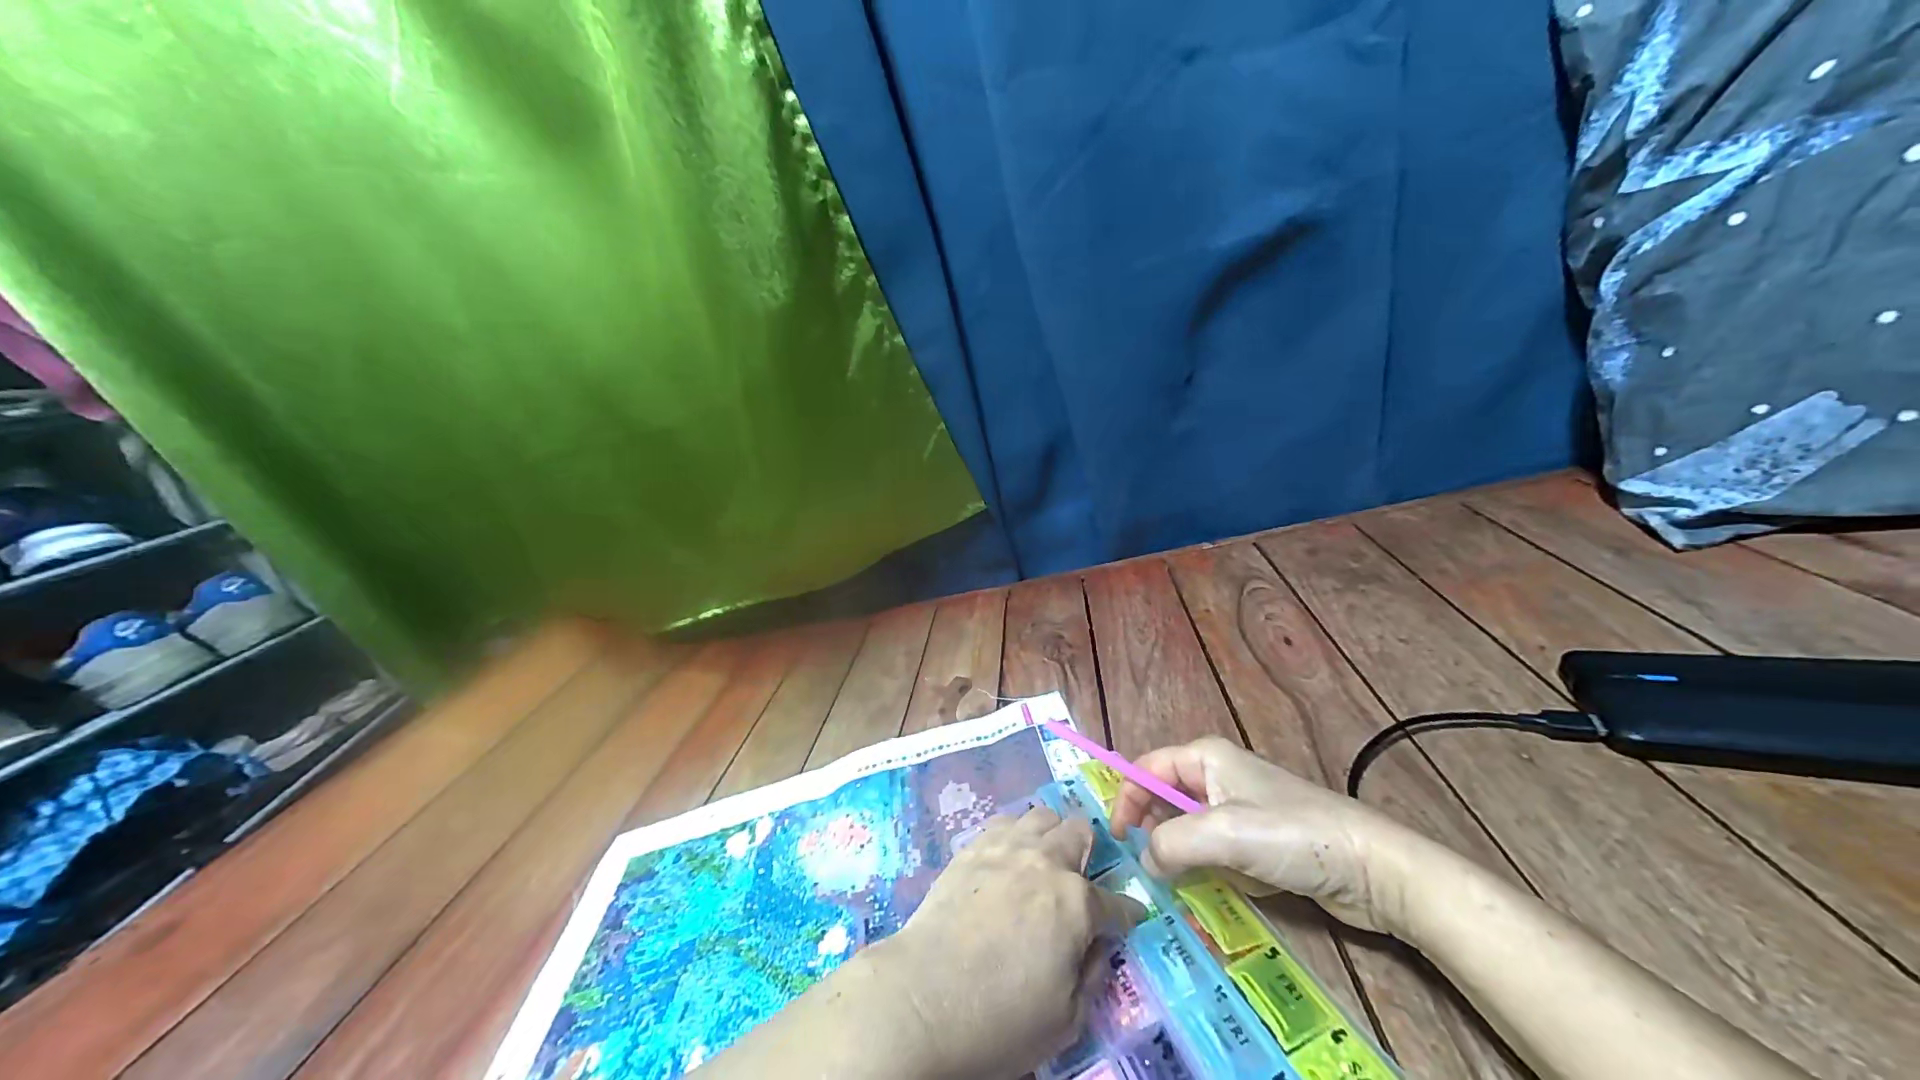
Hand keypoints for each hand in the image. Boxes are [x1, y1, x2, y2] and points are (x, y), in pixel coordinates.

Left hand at [867, 806, 1146, 1079]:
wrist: (925, 997)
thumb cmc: (1001, 1018)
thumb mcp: (1067, 1019)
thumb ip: (1091, 975)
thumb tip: (1095, 948)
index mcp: (1077, 903)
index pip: (1116, 904)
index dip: (1126, 915)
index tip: (1127, 920)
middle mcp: (1044, 862)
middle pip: (1079, 831)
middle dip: (1089, 852)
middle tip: (1080, 879)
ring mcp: (1004, 848)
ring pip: (1041, 815)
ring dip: (1051, 834)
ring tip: (1044, 859)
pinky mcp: (970, 848)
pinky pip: (1003, 822)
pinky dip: (1015, 834)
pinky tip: (1009, 856)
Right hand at [1109, 735, 1419, 932]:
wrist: (1372, 867)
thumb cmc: (1292, 835)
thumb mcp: (1221, 833)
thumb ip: (1169, 843)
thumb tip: (1145, 861)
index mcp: (1204, 758)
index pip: (1145, 770)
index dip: (1126, 800)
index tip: (1118, 841)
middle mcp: (1216, 777)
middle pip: (1164, 801)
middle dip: (1153, 833)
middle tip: (1147, 869)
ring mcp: (1238, 810)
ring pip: (1188, 832)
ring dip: (1182, 858)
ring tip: (1181, 885)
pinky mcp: (1257, 841)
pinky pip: (1215, 853)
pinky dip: (1211, 871)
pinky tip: (1223, 890)